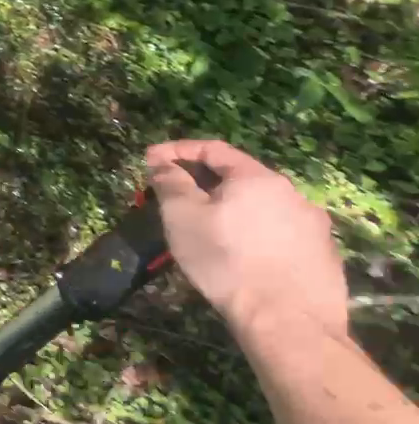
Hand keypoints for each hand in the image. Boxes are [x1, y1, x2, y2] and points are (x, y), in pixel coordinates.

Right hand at [146, 139, 347, 338]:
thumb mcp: (181, 213)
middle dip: (201, 180)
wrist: (288, 323)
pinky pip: (278, 229)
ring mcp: (315, 228)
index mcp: (259, 179)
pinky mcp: (323, 256)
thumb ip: (169, 179)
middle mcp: (294, 196)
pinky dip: (251, 228)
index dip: (176, 149)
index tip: (149, 160)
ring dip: (228, 205)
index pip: (213, 149)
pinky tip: (237, 249)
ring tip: (204, 224)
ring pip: (259, 204)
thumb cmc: (225, 257)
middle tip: (173, 194)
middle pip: (238, 176)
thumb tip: (162, 162)